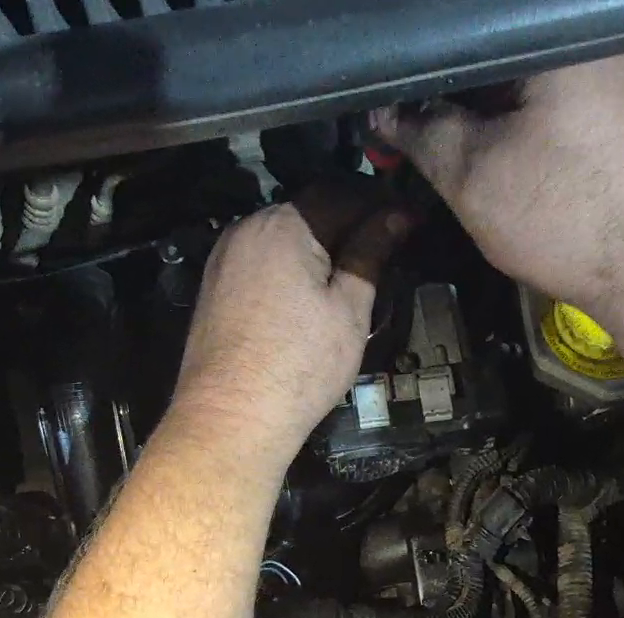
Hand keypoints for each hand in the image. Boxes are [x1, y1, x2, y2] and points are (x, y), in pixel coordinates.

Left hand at [172, 195, 404, 460]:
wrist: (231, 417)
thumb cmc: (300, 366)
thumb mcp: (348, 309)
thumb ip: (369, 254)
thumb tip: (396, 216)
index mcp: (284, 225)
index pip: (342, 194)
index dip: (380, 205)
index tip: (409, 223)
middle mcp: (247, 228)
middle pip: (308, 212)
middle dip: (348, 224)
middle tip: (384, 251)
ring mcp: (224, 258)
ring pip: (283, 237)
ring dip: (318, 247)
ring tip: (350, 276)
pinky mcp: (214, 287)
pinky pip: (261, 261)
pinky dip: (290, 267)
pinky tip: (309, 296)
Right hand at [374, 56, 623, 330]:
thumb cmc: (567, 214)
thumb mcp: (474, 176)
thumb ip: (422, 134)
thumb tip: (384, 112)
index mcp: (545, 34)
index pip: (455, 37)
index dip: (412, 77)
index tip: (383, 113)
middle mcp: (579, 40)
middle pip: (485, 61)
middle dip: (446, 100)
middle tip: (411, 143)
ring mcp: (602, 74)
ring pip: (513, 88)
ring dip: (479, 121)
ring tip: (450, 157)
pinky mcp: (611, 113)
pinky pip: (543, 109)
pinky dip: (513, 134)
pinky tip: (499, 168)